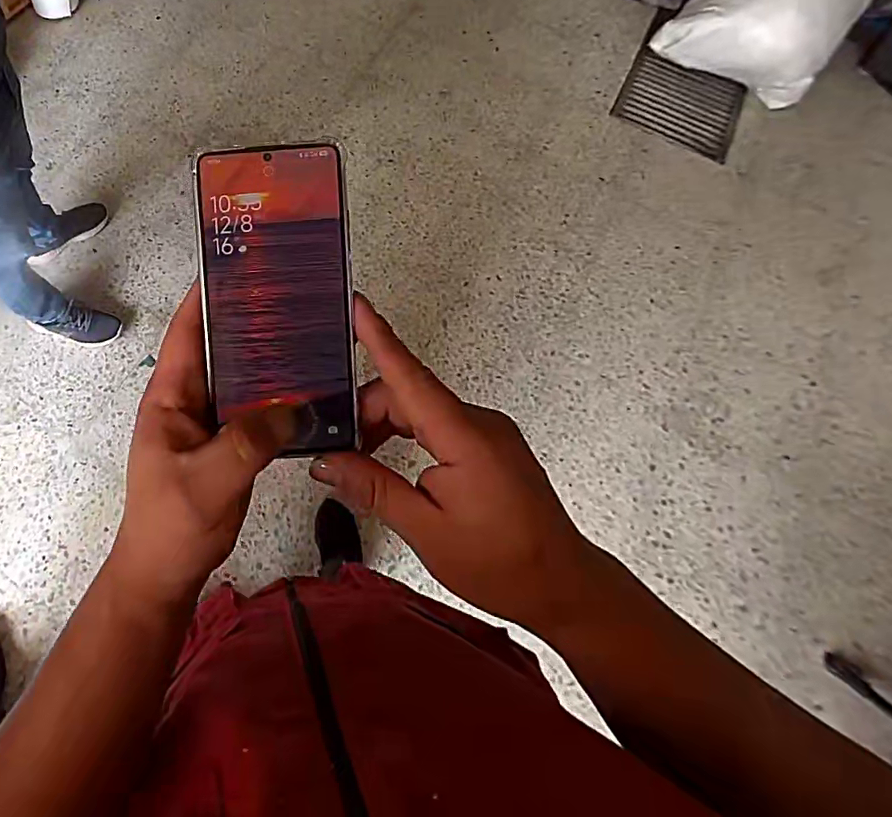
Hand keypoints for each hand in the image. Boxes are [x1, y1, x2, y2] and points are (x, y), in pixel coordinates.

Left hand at [108, 284, 296, 604]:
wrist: (165, 572)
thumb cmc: (172, 524)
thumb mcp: (209, 480)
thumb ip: (249, 442)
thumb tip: (296, 409)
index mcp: (169, 396)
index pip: (186, 332)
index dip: (205, 296)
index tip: (237, 265)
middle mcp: (187, 399)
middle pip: (217, 348)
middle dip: (246, 320)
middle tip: (289, 295)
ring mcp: (208, 421)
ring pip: (238, 377)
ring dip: (265, 358)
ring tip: (305, 332)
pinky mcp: (226, 442)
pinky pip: (252, 407)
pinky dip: (275, 395)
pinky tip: (305, 388)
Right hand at [308, 296, 606, 635]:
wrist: (564, 586)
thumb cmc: (505, 564)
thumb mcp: (425, 530)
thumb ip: (371, 487)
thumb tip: (327, 463)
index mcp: (464, 438)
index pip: (410, 376)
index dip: (379, 337)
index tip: (358, 305)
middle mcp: (478, 423)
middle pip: (405, 394)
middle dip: (365, 414)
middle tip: (338, 450)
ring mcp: (486, 429)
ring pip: (417, 408)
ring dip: (383, 426)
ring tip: (362, 462)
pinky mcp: (487, 440)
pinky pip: (434, 421)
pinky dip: (405, 433)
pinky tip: (389, 460)